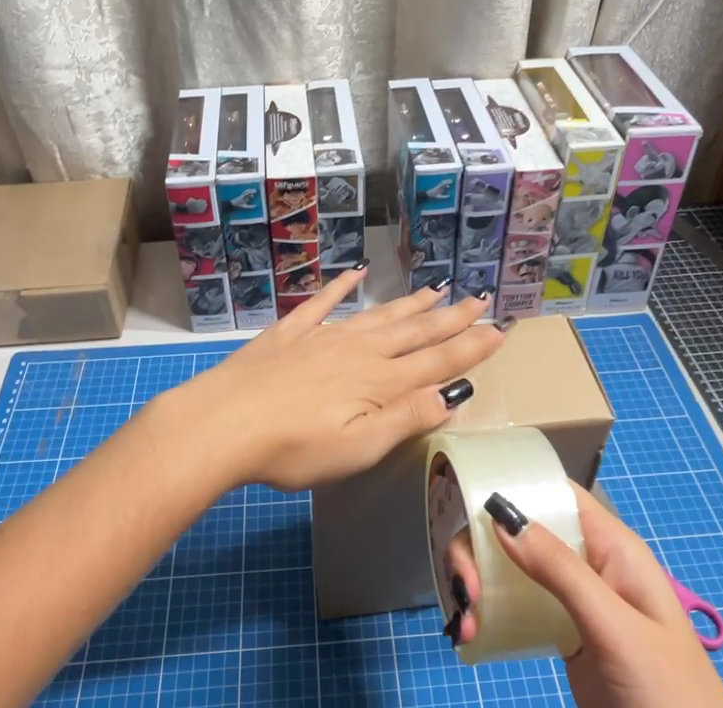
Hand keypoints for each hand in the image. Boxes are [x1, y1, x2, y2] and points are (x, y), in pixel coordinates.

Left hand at [155, 266, 504, 491]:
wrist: (223, 423)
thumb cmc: (293, 448)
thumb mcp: (359, 447)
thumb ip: (406, 418)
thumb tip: (452, 395)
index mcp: (380, 382)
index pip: (437, 362)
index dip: (471, 347)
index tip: (500, 328)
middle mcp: (359, 351)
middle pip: (414, 332)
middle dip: (451, 318)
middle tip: (480, 299)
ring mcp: (323, 337)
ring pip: (378, 315)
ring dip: (410, 303)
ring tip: (436, 288)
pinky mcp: (289, 333)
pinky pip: (322, 303)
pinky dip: (341, 287)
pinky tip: (355, 274)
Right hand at [443, 482, 722, 707]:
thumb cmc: (666, 689)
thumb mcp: (614, 626)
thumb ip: (561, 571)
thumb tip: (501, 513)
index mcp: (612, 546)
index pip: (554, 493)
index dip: (511, 486)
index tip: (463, 500)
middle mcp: (589, 563)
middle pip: (522, 531)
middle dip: (482, 549)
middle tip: (464, 588)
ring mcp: (574, 600)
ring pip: (513, 568)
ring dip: (479, 583)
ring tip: (465, 622)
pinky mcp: (561, 635)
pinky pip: (516, 606)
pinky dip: (489, 613)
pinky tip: (472, 632)